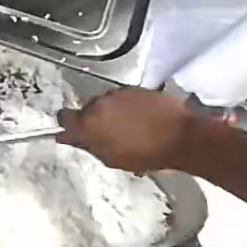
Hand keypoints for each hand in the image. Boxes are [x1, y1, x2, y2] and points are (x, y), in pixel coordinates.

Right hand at [56, 88, 211, 173]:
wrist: (182, 136)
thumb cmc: (146, 154)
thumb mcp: (111, 158)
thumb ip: (86, 145)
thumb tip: (67, 138)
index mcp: (87, 123)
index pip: (64, 117)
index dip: (69, 125)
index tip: (76, 132)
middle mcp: (98, 103)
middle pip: (86, 110)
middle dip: (94, 120)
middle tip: (109, 135)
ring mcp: (117, 93)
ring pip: (105, 103)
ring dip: (111, 113)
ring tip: (129, 128)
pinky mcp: (134, 88)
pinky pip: (122, 98)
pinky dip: (127, 107)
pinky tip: (140, 119)